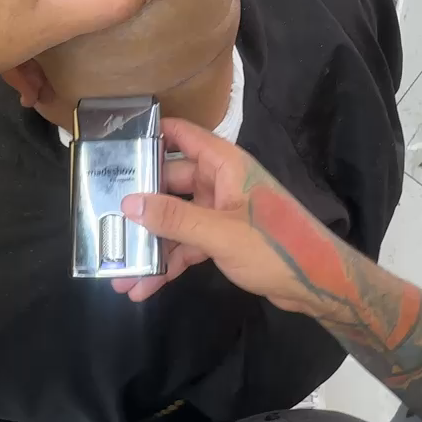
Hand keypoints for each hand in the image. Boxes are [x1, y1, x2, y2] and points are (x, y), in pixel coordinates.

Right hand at [120, 119, 352, 316]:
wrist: (318, 284)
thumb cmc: (275, 246)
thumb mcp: (219, 232)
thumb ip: (173, 218)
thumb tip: (128, 203)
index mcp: (225, 164)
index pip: (182, 135)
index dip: (149, 135)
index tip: (113, 146)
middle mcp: (221, 181)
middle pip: (170, 182)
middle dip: (140, 205)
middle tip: (104, 218)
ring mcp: (221, 210)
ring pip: (176, 218)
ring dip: (151, 243)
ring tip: (119, 271)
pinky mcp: (223, 237)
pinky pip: (187, 243)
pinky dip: (168, 261)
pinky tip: (143, 286)